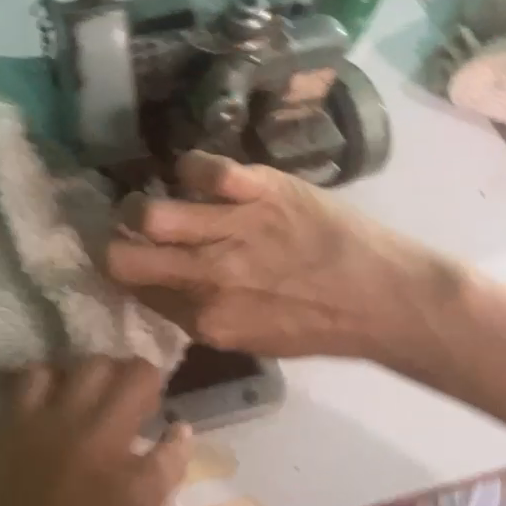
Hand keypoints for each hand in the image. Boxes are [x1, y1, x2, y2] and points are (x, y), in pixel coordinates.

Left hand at [0, 358, 261, 505]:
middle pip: (134, 380)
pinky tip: (54, 391)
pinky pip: (34, 372)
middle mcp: (99, 442)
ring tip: (102, 391)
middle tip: (141, 402)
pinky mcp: (13, 419)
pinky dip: (48, 376)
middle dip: (146, 382)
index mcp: (135, 488)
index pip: (174, 449)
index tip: (180, 432)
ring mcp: (53, 423)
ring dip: (103, 373)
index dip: (180, 440)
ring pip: (90, 365)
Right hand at [105, 152, 463, 367]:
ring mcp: (233, 230)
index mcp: (207, 320)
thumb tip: (158, 288)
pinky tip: (203, 179)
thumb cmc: (322, 323)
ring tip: (158, 200)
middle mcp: (209, 277)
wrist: (391, 298)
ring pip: (148, 212)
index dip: (127, 273)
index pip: (133, 291)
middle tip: (132, 232)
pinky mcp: (259, 189)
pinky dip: (192, 169)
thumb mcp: (252, 338)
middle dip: (114, 241)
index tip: (133, 260)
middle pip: (120, 255)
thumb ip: (199, 315)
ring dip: (141, 205)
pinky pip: (200, 168)